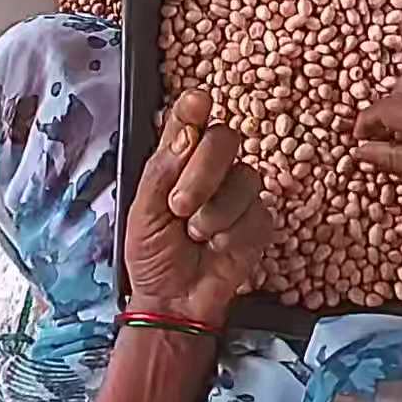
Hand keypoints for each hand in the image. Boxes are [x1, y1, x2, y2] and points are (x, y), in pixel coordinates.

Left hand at [124, 90, 271, 327]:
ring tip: (195, 235)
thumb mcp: (143, 211)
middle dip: (202, 173)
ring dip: (215, 213)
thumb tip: (186, 133)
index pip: (190, 119)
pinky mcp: (259, 220)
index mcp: (178, 158)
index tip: (199, 102)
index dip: (196, 107)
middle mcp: (212, 168)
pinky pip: (256, 213)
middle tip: (180, 205)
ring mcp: (239, 192)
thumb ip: (162, 171)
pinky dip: (232, 235)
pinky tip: (217, 246)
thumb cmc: (153, 253)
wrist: (173, 299)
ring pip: (245, 178)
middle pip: (225, 138)